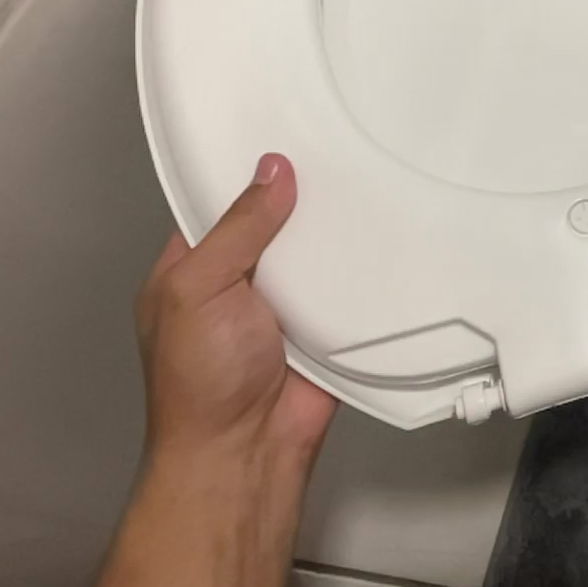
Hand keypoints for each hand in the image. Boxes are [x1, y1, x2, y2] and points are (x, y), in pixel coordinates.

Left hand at [79, 154, 336, 586]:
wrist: (249, 446)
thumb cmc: (202, 379)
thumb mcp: (199, 290)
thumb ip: (237, 230)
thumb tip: (272, 172)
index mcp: (197, 266)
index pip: (225, 204)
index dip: (253, 173)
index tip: (289, 140)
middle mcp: (245, 277)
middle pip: (282, 221)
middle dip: (308, 197)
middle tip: (346, 154)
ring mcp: (289, 298)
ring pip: (321, 248)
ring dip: (341, 229)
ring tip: (376, 180)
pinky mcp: (330, 317)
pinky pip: (351, 279)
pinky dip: (367, 262)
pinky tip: (390, 233)